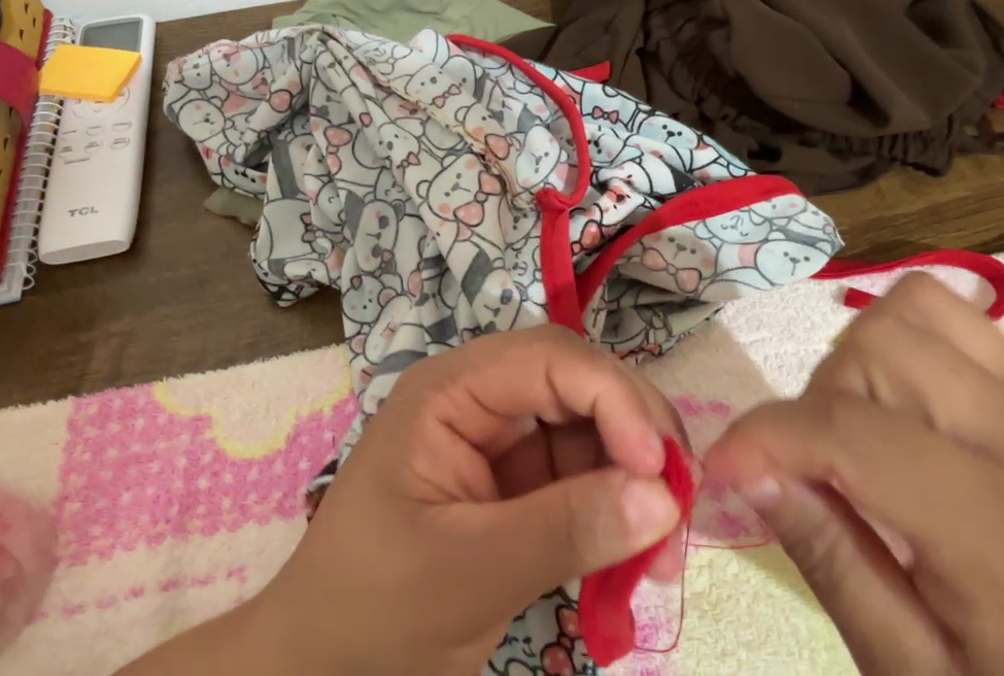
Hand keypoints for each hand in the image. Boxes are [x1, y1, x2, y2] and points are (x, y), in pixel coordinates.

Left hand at [125, 325, 687, 675]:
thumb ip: (566, 529)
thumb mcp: (467, 572)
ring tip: (663, 553)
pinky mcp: (518, 485)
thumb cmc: (373, 610)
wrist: (323, 667)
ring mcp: (502, 442)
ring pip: (593, 432)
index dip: (615, 399)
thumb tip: (664, 498)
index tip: (660, 471)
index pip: (550, 359)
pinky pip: (585, 478)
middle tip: (679, 508)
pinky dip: (619, 511)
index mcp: (450, 392)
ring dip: (637, 481)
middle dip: (636, 437)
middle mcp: (480, 400)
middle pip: (581, 385)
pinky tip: (637, 557)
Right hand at [703, 273, 1003, 675]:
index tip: (719, 470)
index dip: (762, 438)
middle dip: (815, 400)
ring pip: (913, 308)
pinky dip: (901, 345)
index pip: (851, 431)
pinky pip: (955, 319)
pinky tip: (900, 415)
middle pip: (879, 346)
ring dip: (857, 361)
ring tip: (858, 439)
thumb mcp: (914, 674)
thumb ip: (830, 560)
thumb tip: (749, 471)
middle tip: (811, 474)